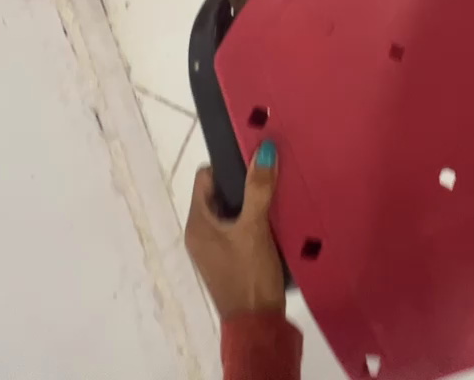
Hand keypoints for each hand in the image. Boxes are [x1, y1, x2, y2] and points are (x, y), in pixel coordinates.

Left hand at [185, 141, 286, 318]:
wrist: (257, 323)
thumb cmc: (249, 274)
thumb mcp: (255, 228)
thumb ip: (259, 189)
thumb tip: (264, 150)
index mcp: (197, 224)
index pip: (205, 178)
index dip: (228, 164)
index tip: (253, 157)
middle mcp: (201, 234)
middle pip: (221, 192)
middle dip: (244, 181)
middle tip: (269, 171)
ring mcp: (215, 247)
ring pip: (232, 209)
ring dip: (252, 200)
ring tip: (275, 190)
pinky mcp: (230, 257)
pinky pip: (240, 225)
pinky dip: (254, 217)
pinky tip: (275, 215)